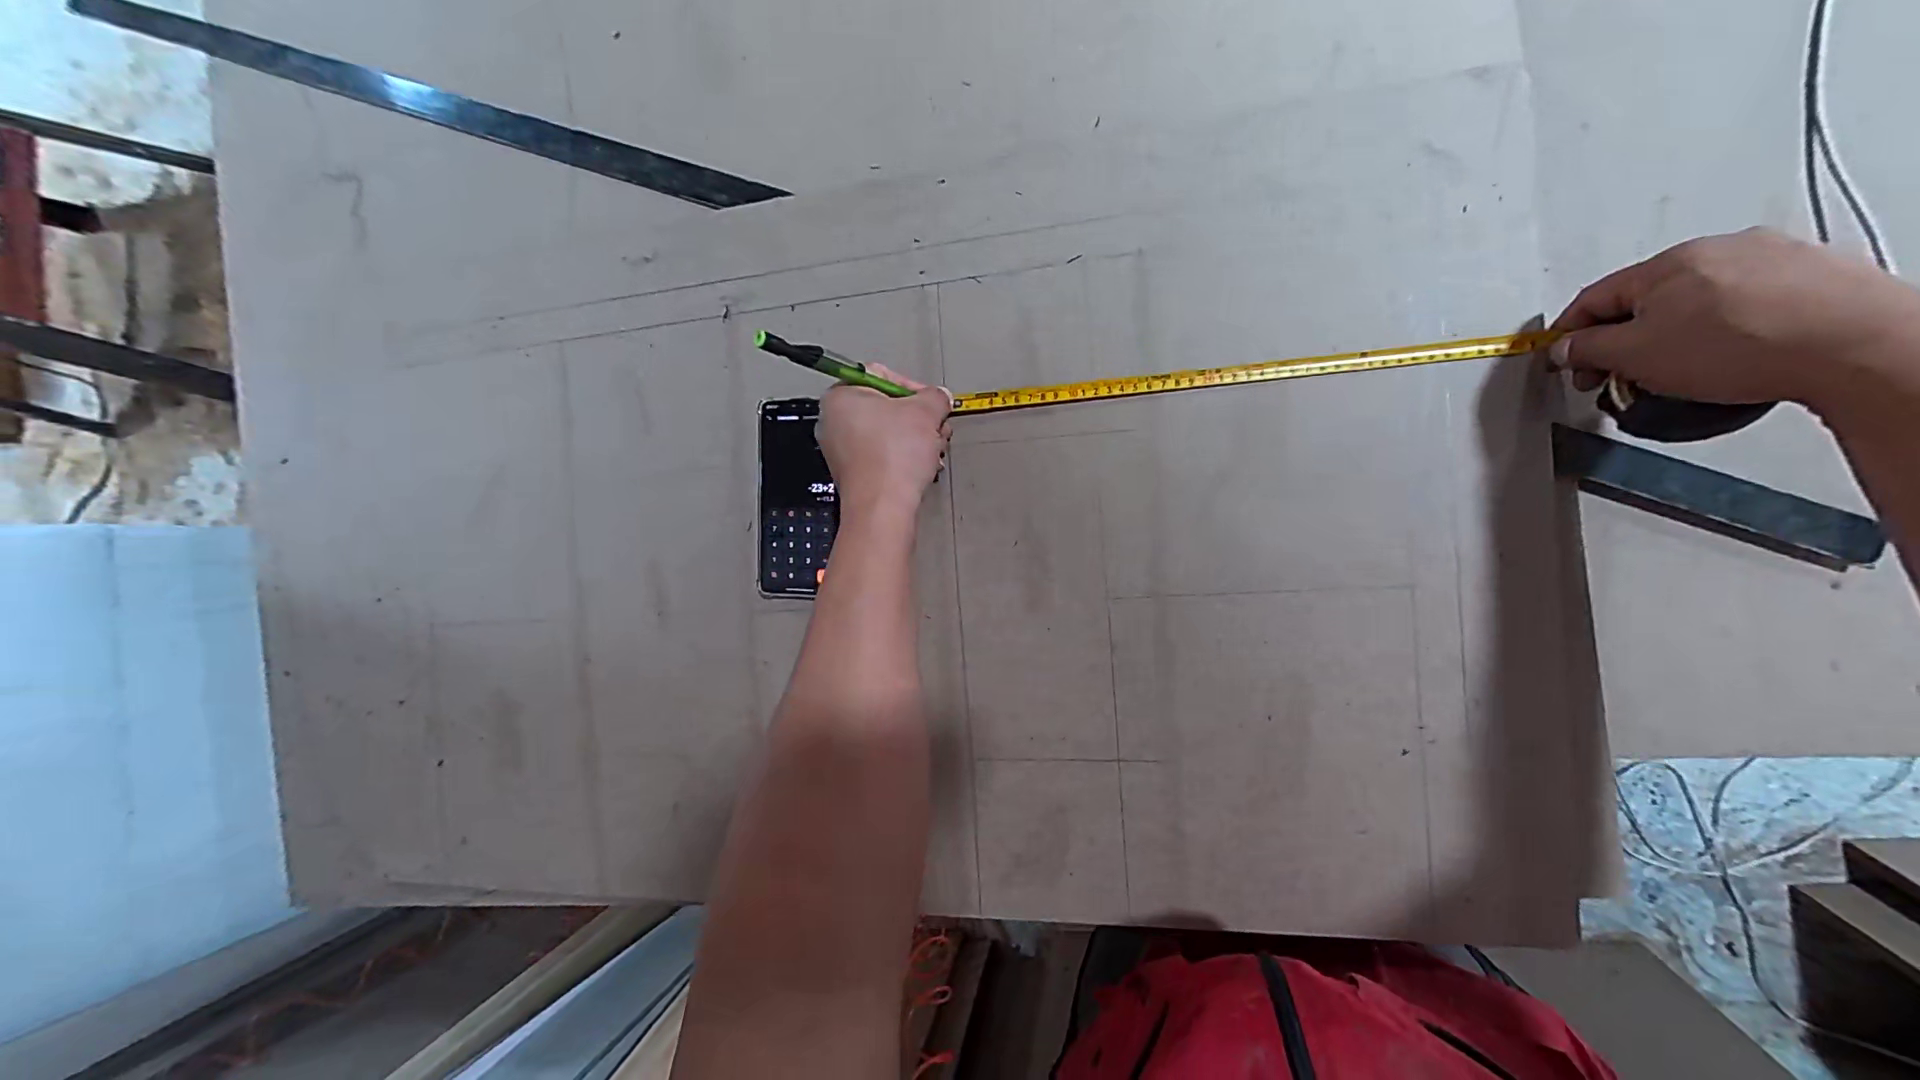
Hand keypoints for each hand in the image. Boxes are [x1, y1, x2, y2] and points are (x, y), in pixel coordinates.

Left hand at [817, 365, 952, 518]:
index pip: (882, 375)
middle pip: (887, 407)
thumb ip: (936, 397)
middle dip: (918, 418)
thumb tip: (939, 397)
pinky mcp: (854, 473)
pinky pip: (883, 455)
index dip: (913, 386)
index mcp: (840, 396)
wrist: (884, 506)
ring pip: (888, 432)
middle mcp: (834, 422)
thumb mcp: (926, 412)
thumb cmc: (892, 459)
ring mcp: (842, 450)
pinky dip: (904, 457)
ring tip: (931, 448)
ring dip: (916, 438)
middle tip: (934, 426)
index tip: (930, 400)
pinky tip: (921, 465)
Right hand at [1548, 228, 1919, 413]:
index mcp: (1667, 262)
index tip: (1566, 360)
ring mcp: (1771, 258)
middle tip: (1620, 374)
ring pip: (1695, 301)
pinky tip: (1731, 358)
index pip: (1592, 300)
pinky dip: (1726, 331)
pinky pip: (1744, 305)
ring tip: (1680, 371)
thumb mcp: (1632, 355)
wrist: (1855, 345)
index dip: (1569, 336)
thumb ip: (1586, 349)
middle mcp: (1720, 249)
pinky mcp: (1811, 275)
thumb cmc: (1749, 345)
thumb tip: (1568, 346)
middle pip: (1644, 299)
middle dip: (1624, 340)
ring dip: (1675, 336)